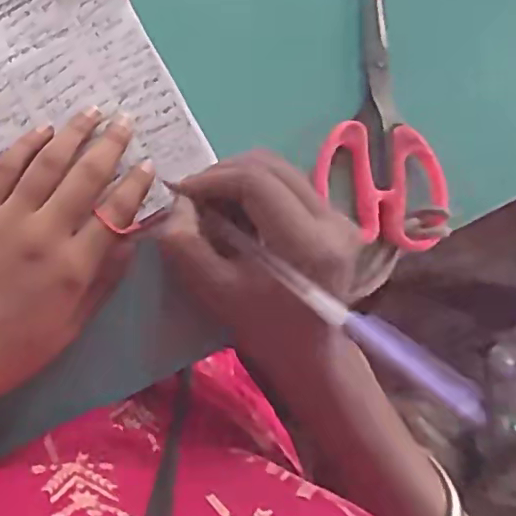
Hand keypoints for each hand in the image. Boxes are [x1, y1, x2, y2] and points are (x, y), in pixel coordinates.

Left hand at [0, 108, 154, 443]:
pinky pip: (4, 170)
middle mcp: (45, 233)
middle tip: (125, 120)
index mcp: (74, 268)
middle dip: (110, 145)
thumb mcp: (71, 326)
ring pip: (47, 164)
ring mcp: (7, 218)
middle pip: (85, 177)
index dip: (134, 185)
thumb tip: (131, 239)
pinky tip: (42, 131)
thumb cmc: (13, 349)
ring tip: (90, 112)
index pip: (115, 213)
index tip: (146, 163)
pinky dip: (25, 146)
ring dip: (72, 133)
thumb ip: (104, 281)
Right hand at [157, 150, 360, 361]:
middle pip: (268, 164)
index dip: (210, 179)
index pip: (254, 181)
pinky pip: (286, 182)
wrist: (309, 351)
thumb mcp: (213, 290)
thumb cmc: (260, 325)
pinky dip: (252, 186)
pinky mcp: (335, 216)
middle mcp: (333, 220)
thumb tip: (175, 203)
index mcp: (307, 242)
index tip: (179, 192)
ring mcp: (339, 215)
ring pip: (278, 168)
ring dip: (236, 177)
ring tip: (211, 202)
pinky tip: (235, 211)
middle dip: (220, 173)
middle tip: (192, 195)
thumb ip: (186, 244)